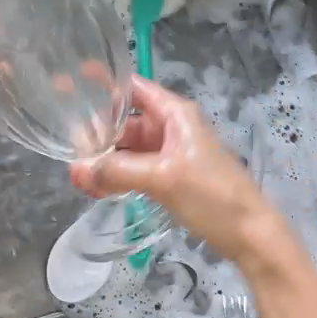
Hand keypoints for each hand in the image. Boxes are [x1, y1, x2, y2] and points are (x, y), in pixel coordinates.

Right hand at [69, 76, 286, 262]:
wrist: (250, 233)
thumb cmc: (212, 194)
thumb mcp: (162, 178)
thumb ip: (117, 172)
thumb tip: (74, 170)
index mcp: (175, 113)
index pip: (133, 88)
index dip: (102, 84)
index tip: (69, 84)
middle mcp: (172, 126)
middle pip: (127, 119)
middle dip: (98, 131)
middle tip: (66, 146)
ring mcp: (172, 152)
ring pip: (130, 146)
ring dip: (106, 157)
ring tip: (76, 173)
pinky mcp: (172, 176)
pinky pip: (137, 167)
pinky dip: (118, 174)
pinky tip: (97, 188)